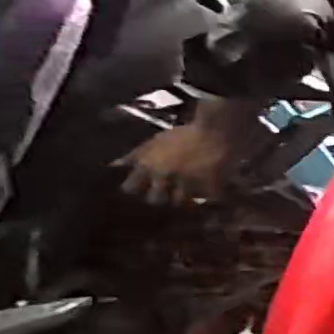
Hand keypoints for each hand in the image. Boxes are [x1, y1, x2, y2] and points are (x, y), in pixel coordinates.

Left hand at [115, 97, 257, 204]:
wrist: (218, 131)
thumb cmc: (186, 134)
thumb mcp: (156, 141)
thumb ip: (136, 155)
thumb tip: (114, 165)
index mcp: (147, 166)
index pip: (130, 188)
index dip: (137, 189)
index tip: (145, 187)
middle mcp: (164, 177)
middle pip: (155, 199)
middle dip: (162, 197)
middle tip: (170, 194)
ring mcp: (188, 182)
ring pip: (181, 202)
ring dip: (186, 199)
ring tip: (193, 196)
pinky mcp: (212, 184)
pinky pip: (209, 198)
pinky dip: (212, 197)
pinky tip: (214, 193)